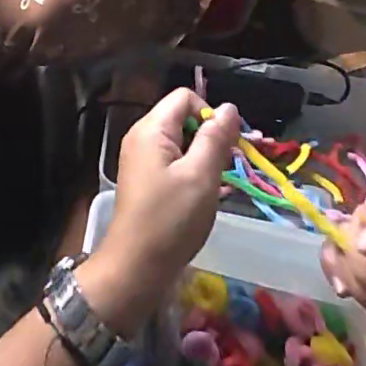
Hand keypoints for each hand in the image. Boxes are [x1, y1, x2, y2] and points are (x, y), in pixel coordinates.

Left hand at [80, 90, 240, 337]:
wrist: (136, 267)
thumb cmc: (171, 219)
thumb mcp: (201, 176)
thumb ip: (216, 138)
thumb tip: (230, 108)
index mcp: (151, 129)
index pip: (185, 97)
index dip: (211, 114)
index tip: (228, 145)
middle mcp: (142, 137)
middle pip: (183, 118)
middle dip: (211, 137)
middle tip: (229, 167)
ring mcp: (142, 159)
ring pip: (182, 143)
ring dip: (205, 158)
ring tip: (220, 185)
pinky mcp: (146, 180)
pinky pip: (174, 162)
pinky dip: (194, 172)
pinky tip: (208, 196)